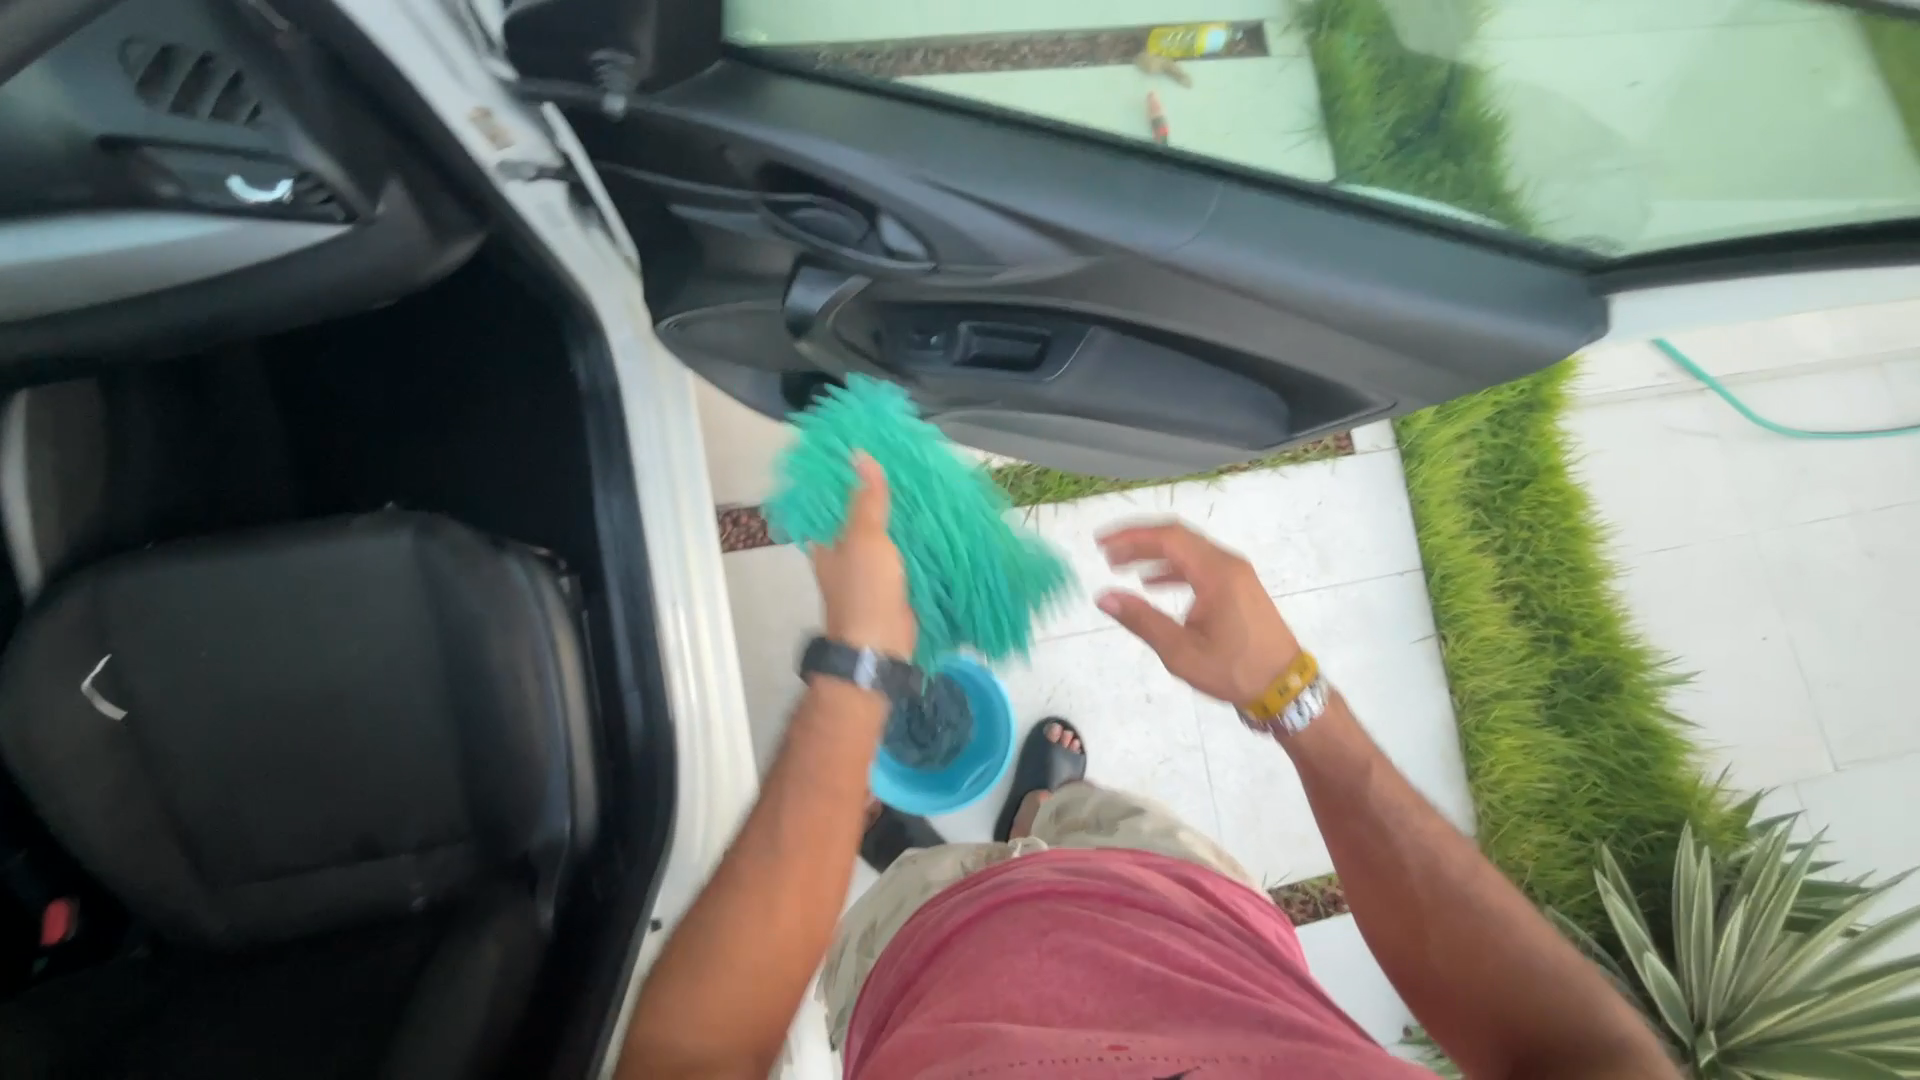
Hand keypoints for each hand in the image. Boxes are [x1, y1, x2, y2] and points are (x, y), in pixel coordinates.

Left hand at [809, 452, 914, 659]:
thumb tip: (860, 454)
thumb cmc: (865, 589)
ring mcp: (869, 569)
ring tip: (923, 483)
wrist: (882, 644)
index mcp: (828, 541)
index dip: (847, 476)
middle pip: (861, 515)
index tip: (868, 450)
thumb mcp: (865, 537)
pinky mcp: (893, 582)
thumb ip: (867, 499)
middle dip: (880, 493)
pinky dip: (915, 538)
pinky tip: (932, 520)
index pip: (833, 499)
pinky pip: (904, 553)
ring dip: (901, 515)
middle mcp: (844, 553)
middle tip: (904, 462)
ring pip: (885, 533)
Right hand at [1096, 521, 1299, 704]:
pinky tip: (1152, 583)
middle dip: (1138, 542)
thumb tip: (1104, 597)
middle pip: (1177, 538)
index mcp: (1216, 573)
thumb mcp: (1180, 650)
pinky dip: (1172, 568)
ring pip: (1188, 550)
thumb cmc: (1233, 670)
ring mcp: (1236, 574)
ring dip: (1153, 554)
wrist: (1284, 688)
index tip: (1101, 543)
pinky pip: (1199, 565)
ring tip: (1122, 566)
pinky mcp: (1238, 587)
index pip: (1167, 538)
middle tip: (1106, 553)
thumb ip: (1141, 619)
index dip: (1131, 536)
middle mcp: (1227, 564)